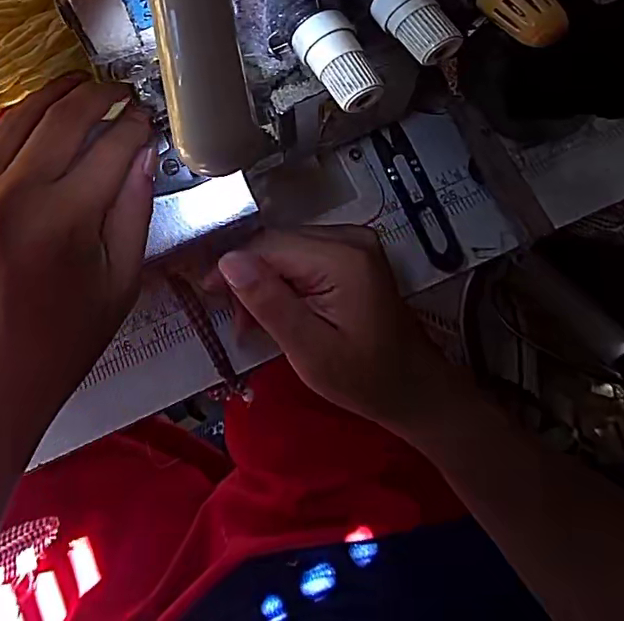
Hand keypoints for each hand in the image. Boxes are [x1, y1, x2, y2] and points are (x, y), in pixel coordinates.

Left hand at [0, 76, 156, 462]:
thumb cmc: (55, 350)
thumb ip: (133, 211)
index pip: (111, 146)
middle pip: (64, 117)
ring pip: (17, 118)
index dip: (135, 125)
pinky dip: (11, 121)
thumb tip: (142, 153)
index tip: (146, 118)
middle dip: (99, 96)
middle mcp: (12, 197)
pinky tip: (31, 116)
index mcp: (63, 221)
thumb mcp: (116, 287)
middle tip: (119, 93)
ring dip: (53, 95)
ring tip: (79, 85)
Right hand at [216, 225, 470, 432]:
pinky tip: (281, 306)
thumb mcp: (310, 351)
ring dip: (264, 278)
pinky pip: (302, 252)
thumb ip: (269, 302)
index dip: (233, 267)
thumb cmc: (364, 379)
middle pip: (277, 242)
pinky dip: (284, 277)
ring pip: (285, 246)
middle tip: (239, 321)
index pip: (270, 246)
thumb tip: (227, 260)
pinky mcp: (351, 249)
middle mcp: (350, 236)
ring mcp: (353, 239)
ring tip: (258, 320)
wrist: (415, 388)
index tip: (209, 295)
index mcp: (343, 257)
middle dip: (250, 277)